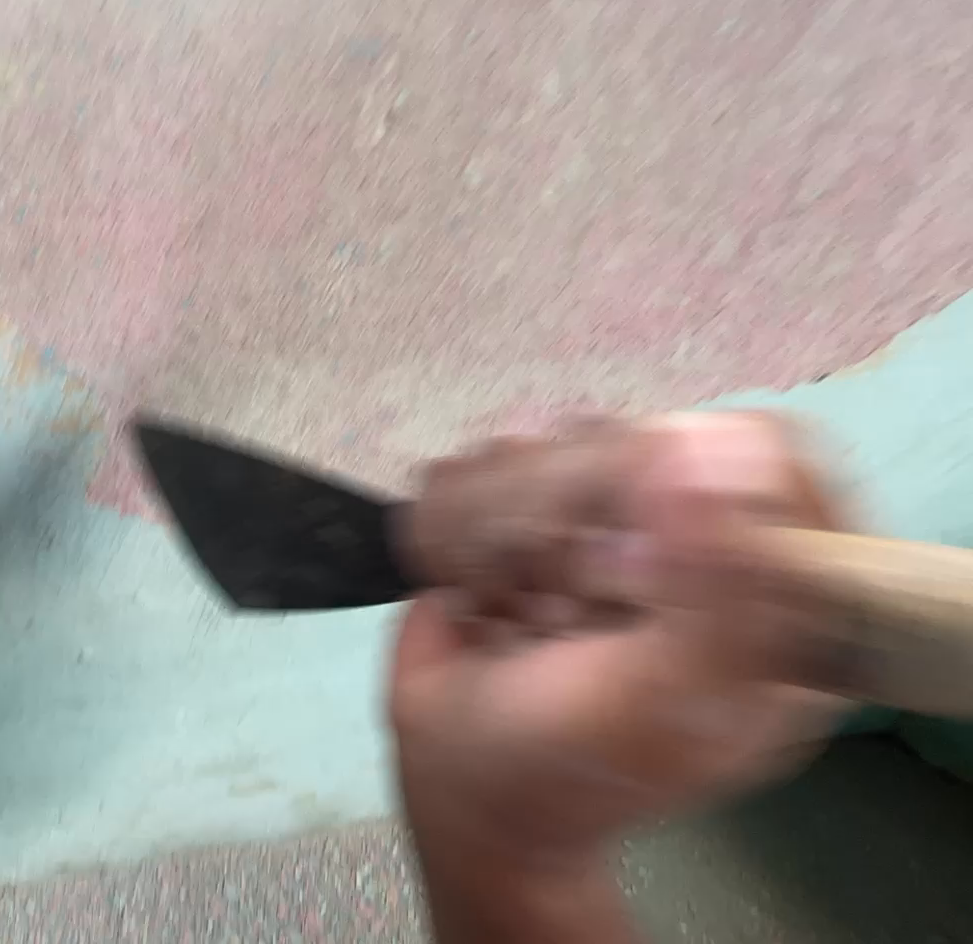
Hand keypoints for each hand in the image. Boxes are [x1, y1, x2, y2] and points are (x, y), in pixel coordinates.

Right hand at [389, 413, 848, 865]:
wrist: (453, 774)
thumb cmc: (568, 761)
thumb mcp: (664, 700)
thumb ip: (715, 584)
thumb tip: (709, 440)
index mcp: (765, 576)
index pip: (748, 449)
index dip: (672, 491)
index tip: (624, 568)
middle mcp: (674, 528)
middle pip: (609, 436)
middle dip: (554, 535)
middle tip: (552, 614)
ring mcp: (576, 512)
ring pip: (517, 446)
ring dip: (489, 545)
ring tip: (507, 612)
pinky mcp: (496, 509)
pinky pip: (454, 473)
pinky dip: (445, 542)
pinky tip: (468, 596)